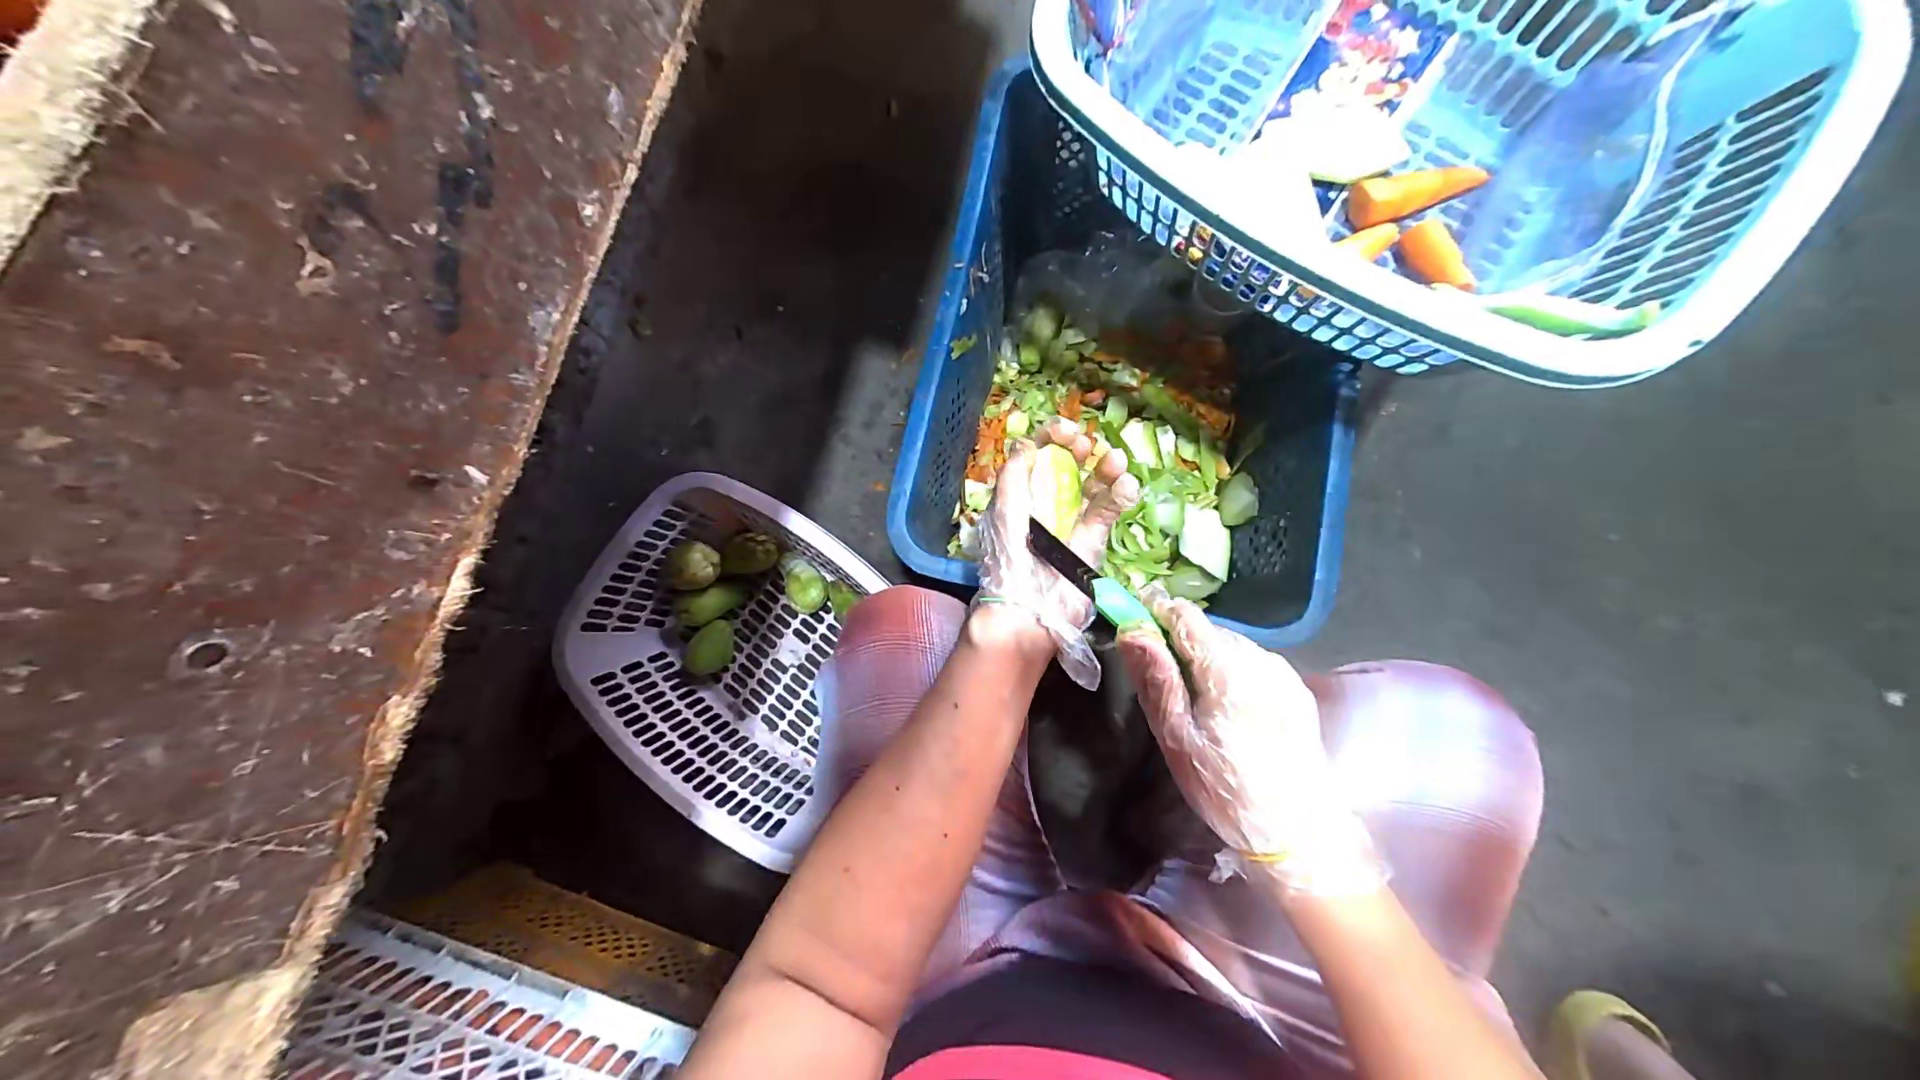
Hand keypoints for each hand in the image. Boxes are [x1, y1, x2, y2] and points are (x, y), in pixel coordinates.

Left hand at [977, 417, 1138, 688]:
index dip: (1051, 437)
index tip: (1065, 431)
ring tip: (1117, 461)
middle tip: (1085, 446)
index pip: (1038, 454)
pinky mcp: (1092, 541)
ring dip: (1106, 467)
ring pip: (1093, 485)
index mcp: (1020, 494)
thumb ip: (1015, 475)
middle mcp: (1046, 504)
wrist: (1026, 612)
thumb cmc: (1009, 560)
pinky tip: (1126, 485)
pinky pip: (1109, 511)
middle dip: (1079, 449)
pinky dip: (1121, 494)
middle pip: (1068, 465)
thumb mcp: (1003, 512)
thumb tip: (1029, 443)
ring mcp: (1071, 522)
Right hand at [1116, 586, 1385, 893]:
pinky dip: (1229, 670)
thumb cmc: (1225, 789)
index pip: (1185, 615)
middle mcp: (1260, 659)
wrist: (1299, 833)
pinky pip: (1251, 662)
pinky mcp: (1295, 689)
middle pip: (1207, 629)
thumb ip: (1156, 678)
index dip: (1154, 611)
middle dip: (1177, 640)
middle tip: (1158, 675)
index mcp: (1227, 669)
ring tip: (1192, 696)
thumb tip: (1132, 630)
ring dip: (1204, 655)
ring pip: (1229, 644)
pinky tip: (1224, 705)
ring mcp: (1282, 673)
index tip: (1132, 620)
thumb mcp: (1178, 738)